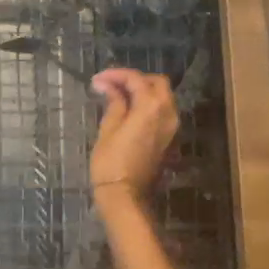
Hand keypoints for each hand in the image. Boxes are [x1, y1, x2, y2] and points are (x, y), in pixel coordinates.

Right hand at [90, 68, 178, 203]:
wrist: (124, 194)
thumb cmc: (111, 162)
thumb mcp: (108, 129)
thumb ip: (114, 103)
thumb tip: (109, 86)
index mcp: (151, 107)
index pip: (136, 79)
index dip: (116, 75)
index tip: (97, 79)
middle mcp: (167, 113)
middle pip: (156, 83)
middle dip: (134, 79)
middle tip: (110, 84)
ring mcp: (171, 126)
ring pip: (162, 96)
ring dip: (142, 91)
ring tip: (117, 95)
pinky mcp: (167, 137)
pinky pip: (161, 111)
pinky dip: (147, 104)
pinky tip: (127, 108)